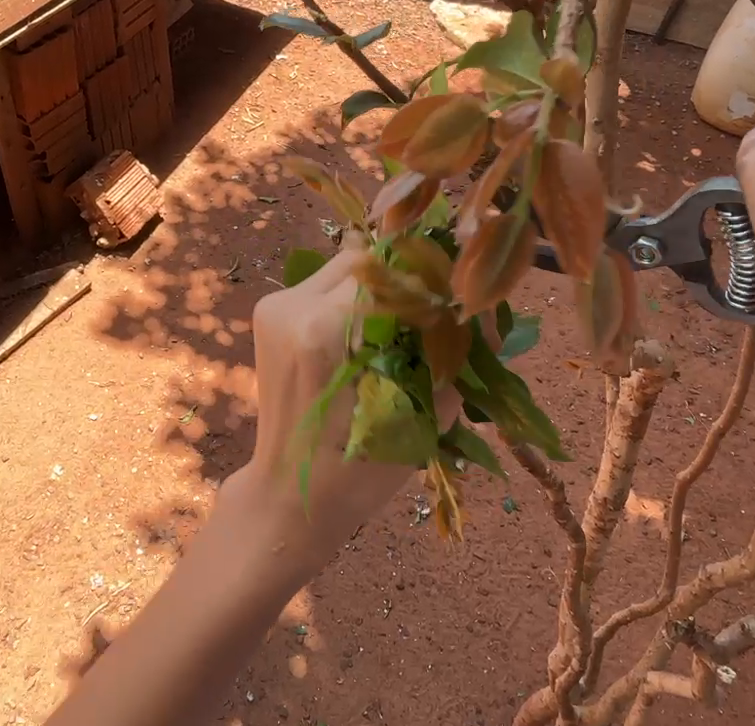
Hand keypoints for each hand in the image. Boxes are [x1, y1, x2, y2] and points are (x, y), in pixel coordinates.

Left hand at [47, 247, 447, 725]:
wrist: (286, 495)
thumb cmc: (356, 474)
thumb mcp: (419, 421)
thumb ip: (451, 359)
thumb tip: (486, 310)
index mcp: (323, 330)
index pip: (389, 269)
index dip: (429, 276)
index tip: (456, 296)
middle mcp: (292, 306)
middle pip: (365, 260)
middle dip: (403, 279)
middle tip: (432, 310)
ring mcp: (275, 306)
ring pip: (344, 267)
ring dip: (377, 287)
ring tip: (399, 325)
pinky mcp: (268, 311)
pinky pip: (324, 285)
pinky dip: (353, 298)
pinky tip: (365, 333)